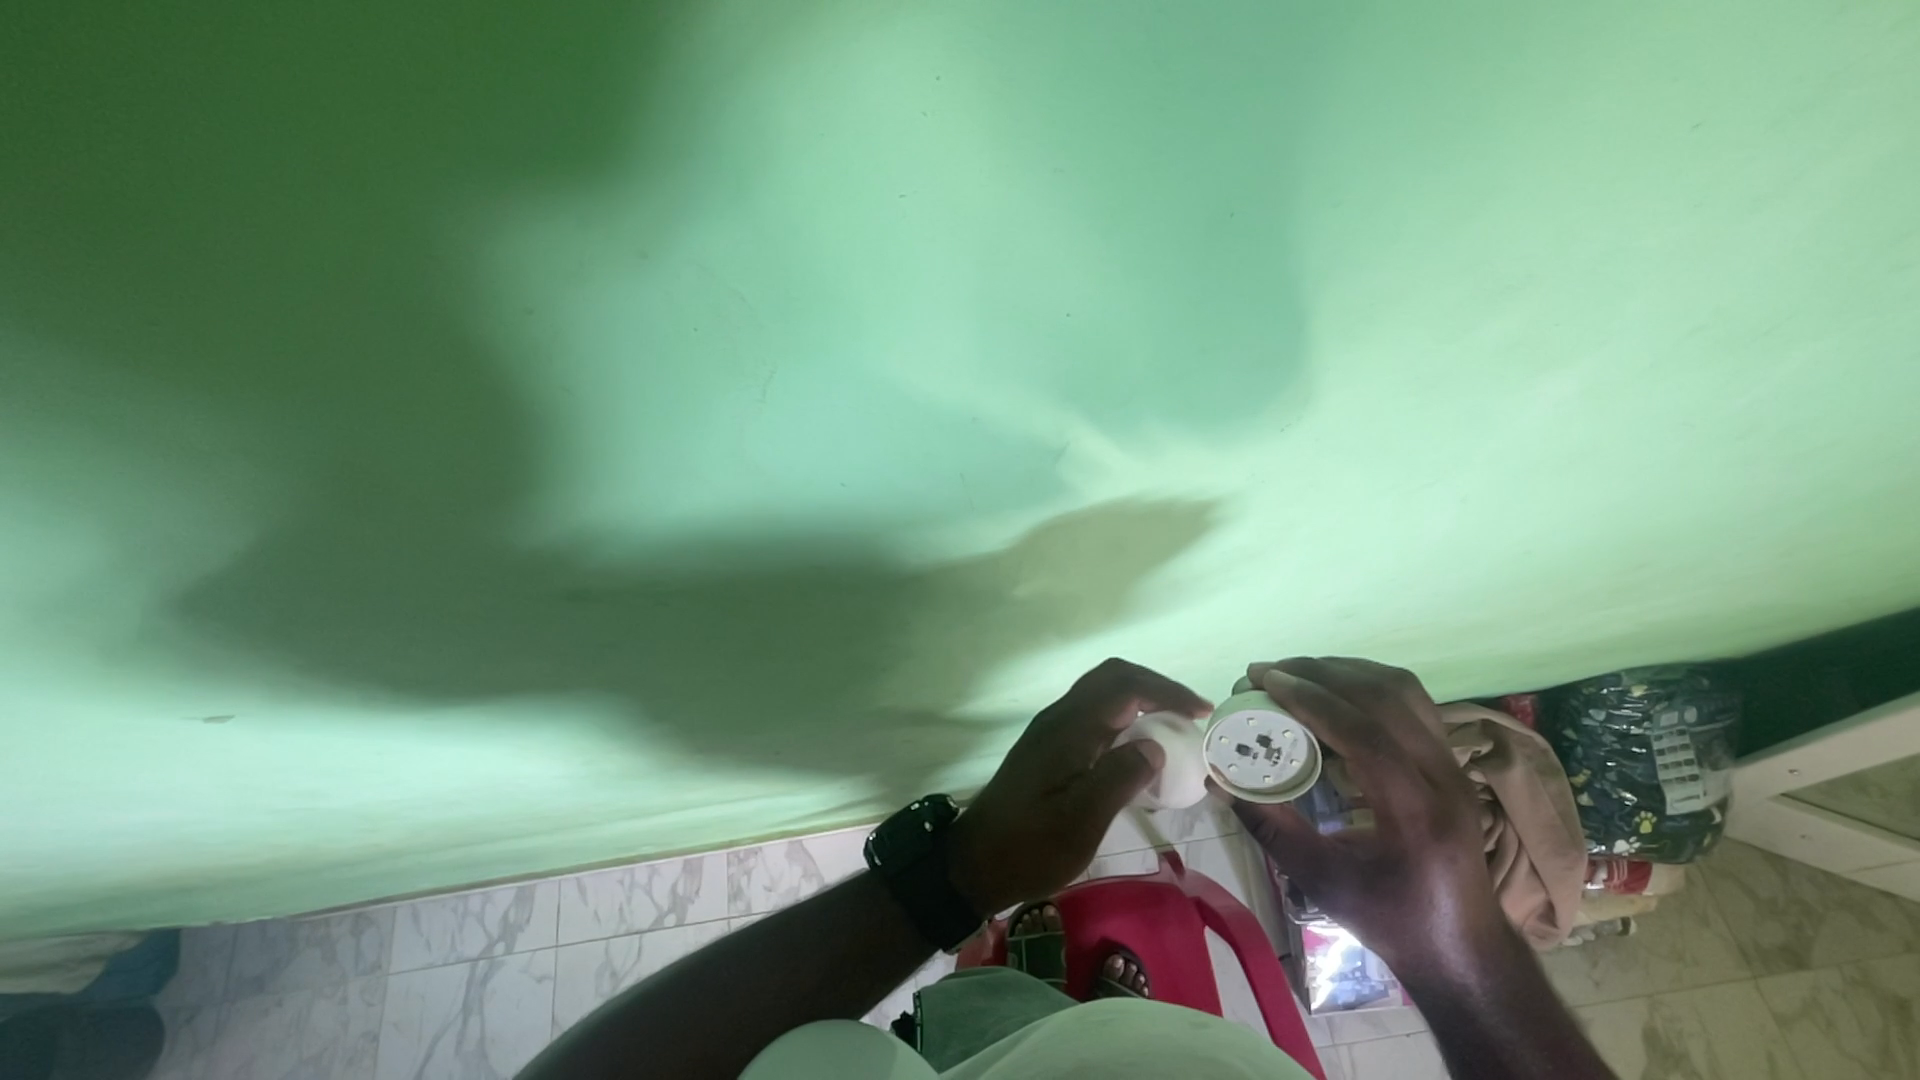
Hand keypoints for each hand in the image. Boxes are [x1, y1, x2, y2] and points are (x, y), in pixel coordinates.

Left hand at [947, 658, 1210, 915]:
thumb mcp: (1081, 822)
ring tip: (1172, 730)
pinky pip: (1093, 716)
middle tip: (1189, 715)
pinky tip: (1138, 751)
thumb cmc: (1029, 847)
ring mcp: (1051, 731)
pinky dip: (1124, 720)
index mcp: (1068, 729)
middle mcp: (1058, 718)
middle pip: (1112, 678)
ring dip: (1140, 701)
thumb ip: (1119, 778)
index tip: (1201, 714)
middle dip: (1155, 688)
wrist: (974, 863)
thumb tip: (1155, 747)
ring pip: (1101, 694)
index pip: (1124, 686)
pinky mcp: (1049, 747)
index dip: (1166, 691)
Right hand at [1220, 658, 1508, 973]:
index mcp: (1415, 813)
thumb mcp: (1321, 881)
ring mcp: (1452, 766)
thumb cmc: (1390, 919)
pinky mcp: (1450, 761)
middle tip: (1265, 673)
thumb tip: (1220, 781)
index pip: (1364, 734)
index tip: (1264, 681)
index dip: (1311, 699)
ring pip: (1403, 691)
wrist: (1463, 946)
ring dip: (1344, 671)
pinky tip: (1331, 690)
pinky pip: (1412, 702)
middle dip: (1320, 673)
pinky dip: (1366, 683)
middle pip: (1385, 698)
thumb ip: (1269, 826)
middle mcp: (1442, 778)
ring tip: (1294, 673)